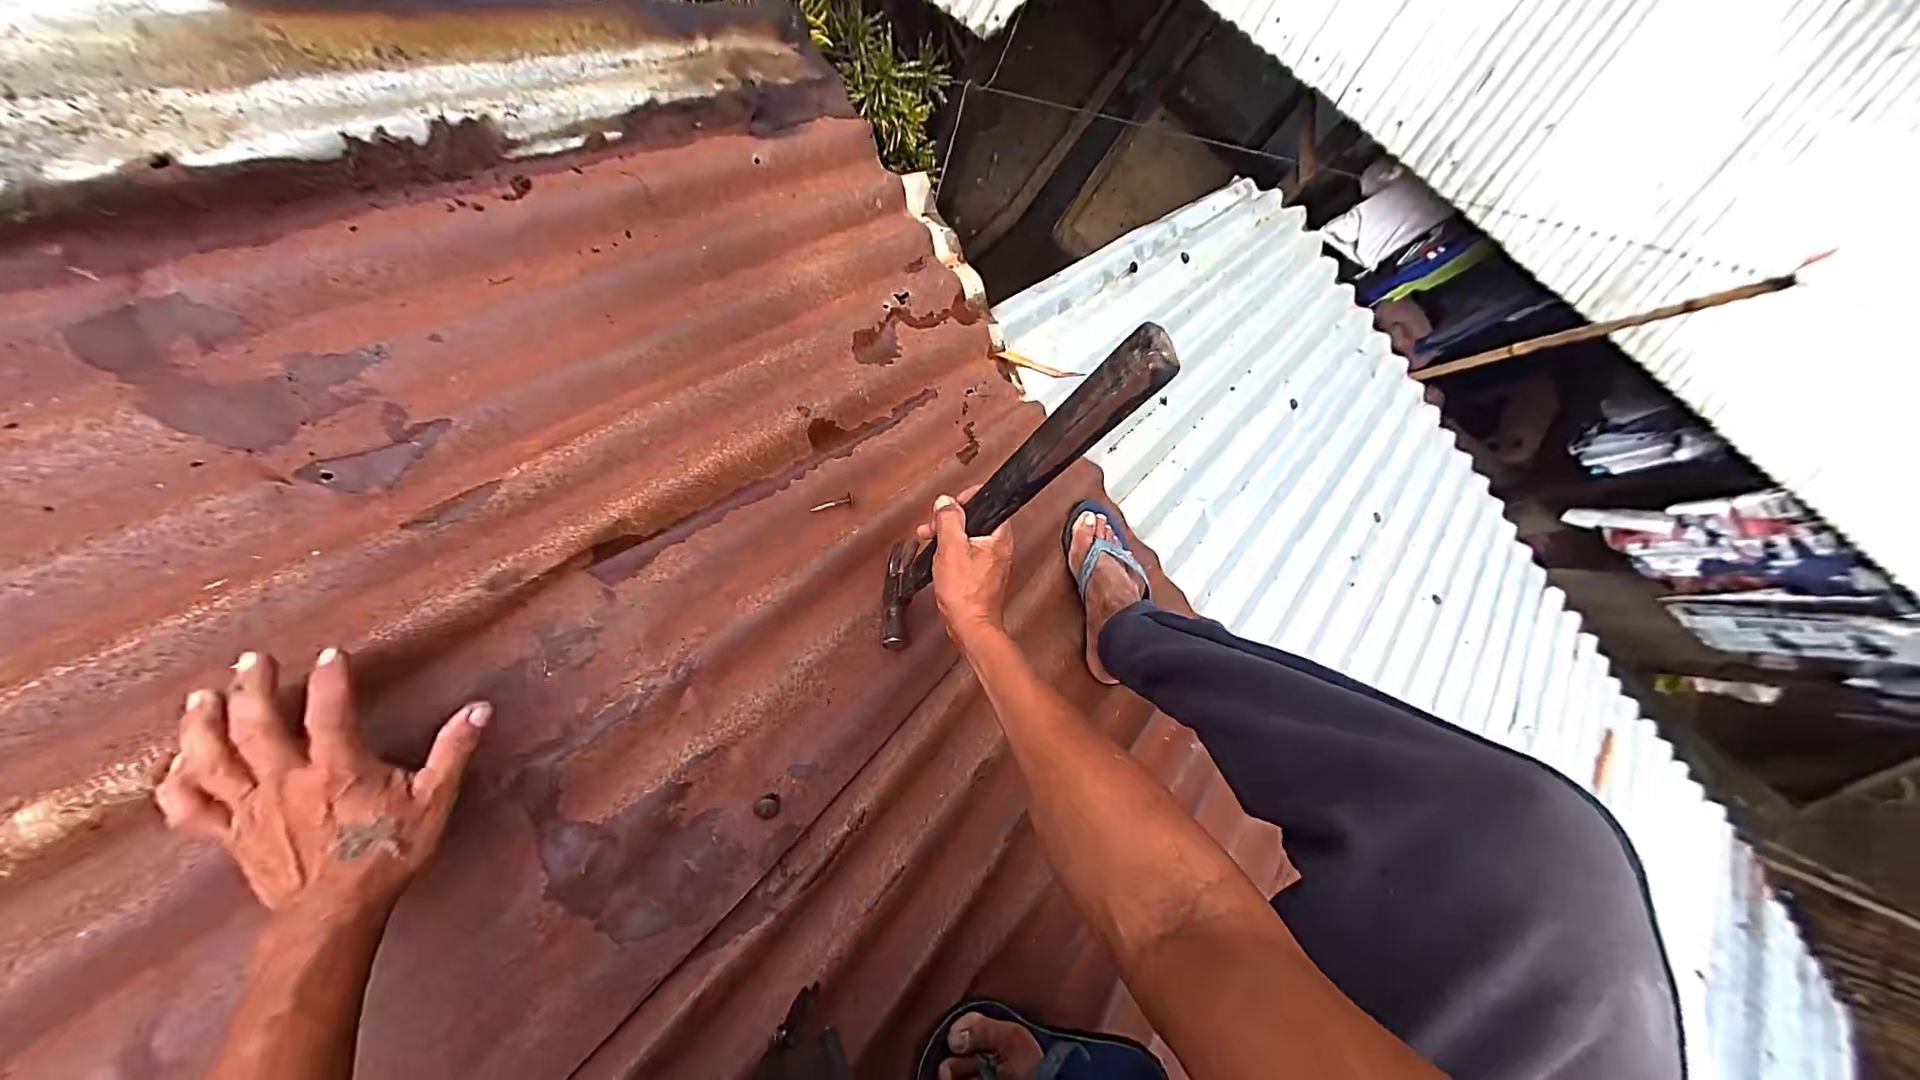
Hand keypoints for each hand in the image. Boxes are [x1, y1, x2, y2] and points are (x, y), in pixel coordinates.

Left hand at [154, 648, 487, 921]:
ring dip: (201, 725)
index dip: (329, 679)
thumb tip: (481, 708)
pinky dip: (175, 783)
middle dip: (250, 688)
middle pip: (255, 727)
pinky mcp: (230, 835)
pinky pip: (190, 808)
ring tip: (200, 697)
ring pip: (211, 761)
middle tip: (250, 659)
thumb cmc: (389, 850)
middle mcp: (286, 781)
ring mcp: (250, 808)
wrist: (336, 912)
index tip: (331, 653)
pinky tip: (175, 764)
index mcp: (337, 769)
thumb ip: (454, 750)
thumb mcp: (436, 798)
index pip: (328, 712)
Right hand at [917, 486, 1013, 643]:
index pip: (988, 502)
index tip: (948, 507)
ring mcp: (993, 560)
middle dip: (951, 519)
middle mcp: (1000, 546)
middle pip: (976, 519)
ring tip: (930, 540)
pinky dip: (953, 550)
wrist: (971, 626)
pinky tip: (940, 557)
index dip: (965, 499)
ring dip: (949, 535)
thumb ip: (948, 521)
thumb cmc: (965, 595)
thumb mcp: (950, 549)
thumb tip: (945, 502)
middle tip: (933, 526)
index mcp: (999, 536)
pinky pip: (968, 552)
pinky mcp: (984, 573)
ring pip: (970, 536)